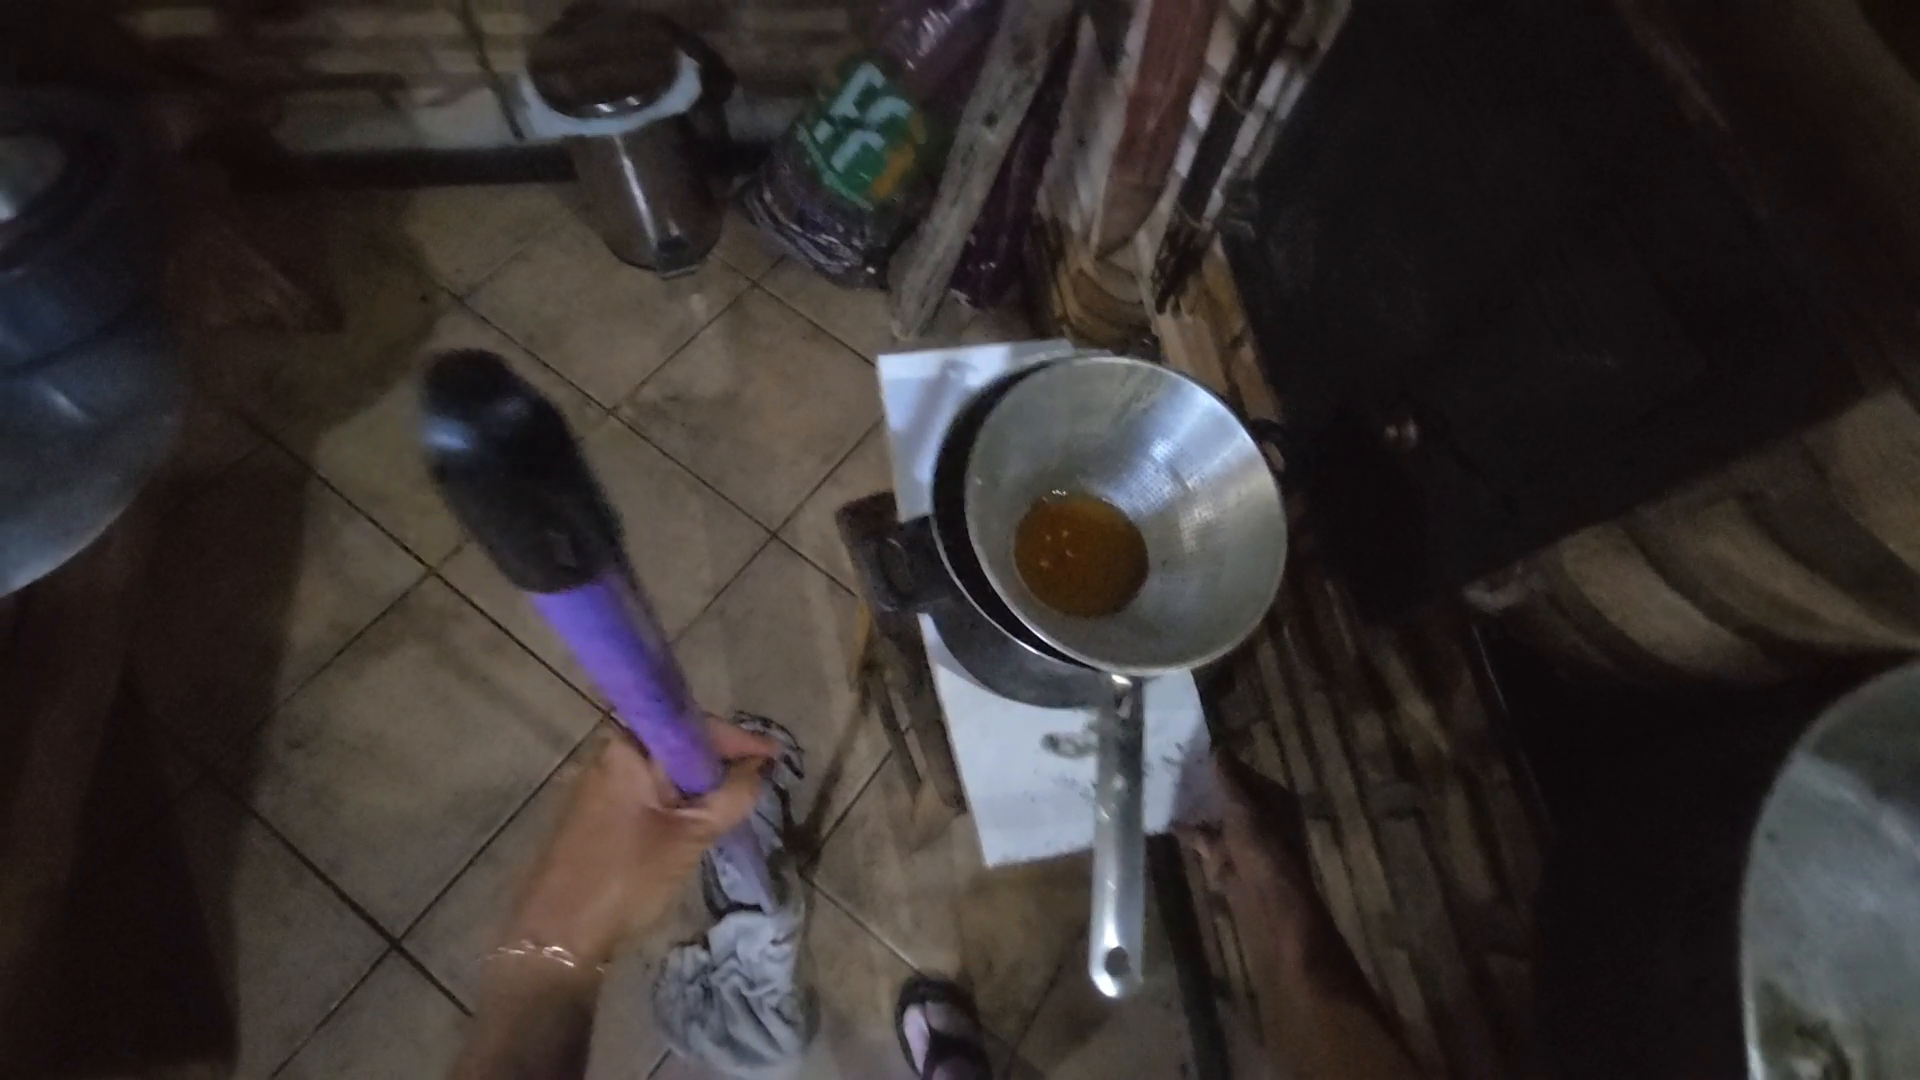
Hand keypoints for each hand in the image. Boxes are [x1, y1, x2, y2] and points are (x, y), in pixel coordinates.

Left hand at [500, 717, 779, 966]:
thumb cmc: (625, 878)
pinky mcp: (594, 812)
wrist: (554, 941)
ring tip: (735, 798)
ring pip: (664, 771)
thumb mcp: (691, 835)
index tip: (776, 756)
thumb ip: (733, 795)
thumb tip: (762, 767)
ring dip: (699, 782)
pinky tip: (697, 818)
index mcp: (629, 748)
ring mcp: (598, 783)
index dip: (740, 741)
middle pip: (679, 745)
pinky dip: (677, 798)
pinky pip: (647, 790)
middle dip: (720, 761)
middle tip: (757, 777)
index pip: (696, 727)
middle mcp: (609, 754)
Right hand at [1179, 754, 1320, 958]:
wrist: (1269, 904)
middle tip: (1171, 767)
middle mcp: (1260, 816)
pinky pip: (1203, 838)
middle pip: (1227, 793)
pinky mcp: (1226, 858)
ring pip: (1214, 815)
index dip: (1218, 762)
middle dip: (1202, 783)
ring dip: (1193, 806)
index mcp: (1273, 799)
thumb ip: (1228, 778)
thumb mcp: (1244, 808)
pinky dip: (1187, 830)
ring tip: (1164, 788)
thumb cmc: (1263, 849)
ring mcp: (1242, 838)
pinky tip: (1165, 819)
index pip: (1242, 772)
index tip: (1189, 752)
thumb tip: (1217, 748)